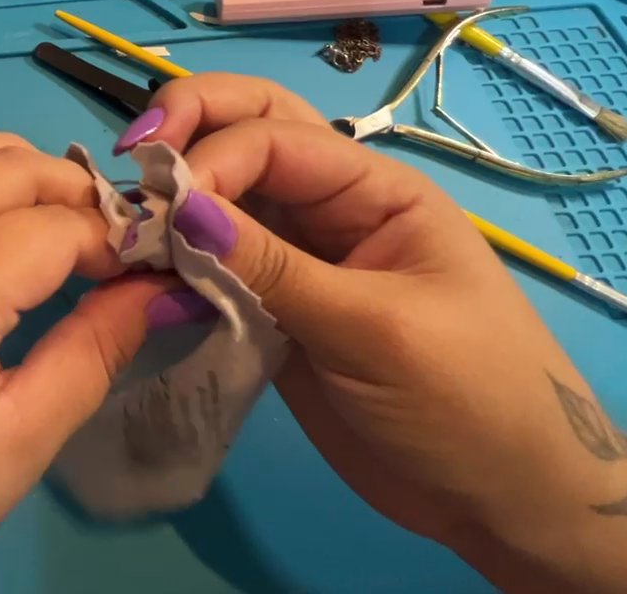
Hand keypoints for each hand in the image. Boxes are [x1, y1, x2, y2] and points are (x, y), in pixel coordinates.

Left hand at [0, 106, 171, 593]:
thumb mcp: (17, 448)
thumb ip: (93, 354)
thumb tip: (157, 288)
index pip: (49, 230)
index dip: (108, 241)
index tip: (139, 267)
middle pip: (3, 173)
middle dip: (71, 190)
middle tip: (108, 235)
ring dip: (12, 156)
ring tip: (55, 196)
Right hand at [124, 74, 614, 554]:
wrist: (502, 503)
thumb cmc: (474, 403)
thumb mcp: (377, 329)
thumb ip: (273, 267)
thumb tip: (179, 208)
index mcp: (371, 187)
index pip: (273, 137)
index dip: (213, 158)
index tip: (168, 209)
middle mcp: (325, 201)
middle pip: (246, 124)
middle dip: (186, 122)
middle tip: (132, 153)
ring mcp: (291, 249)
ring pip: (219, 186)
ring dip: (170, 187)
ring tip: (124, 213)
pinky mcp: (264, 297)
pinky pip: (208, 254)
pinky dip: (170, 250)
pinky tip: (138, 262)